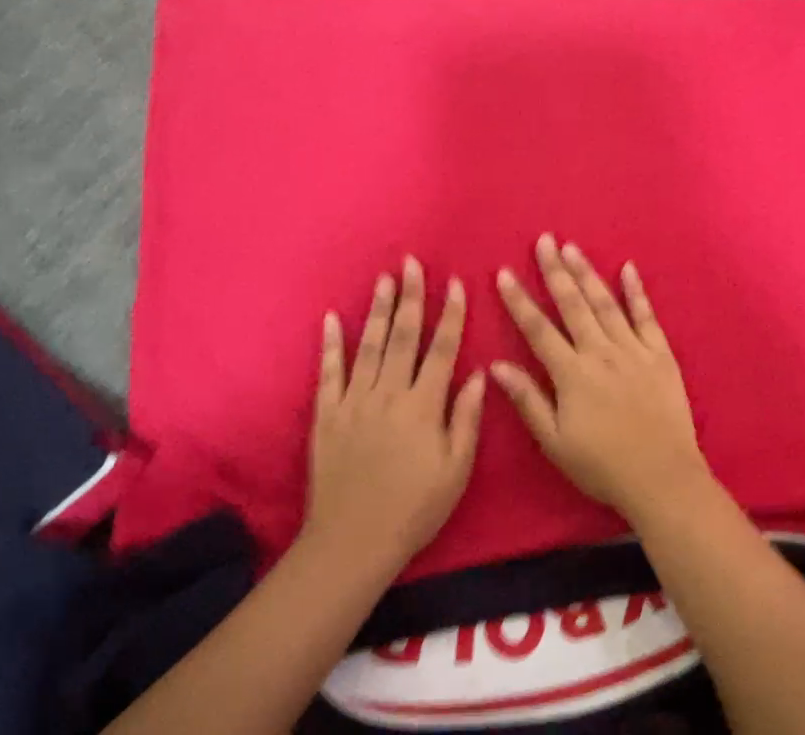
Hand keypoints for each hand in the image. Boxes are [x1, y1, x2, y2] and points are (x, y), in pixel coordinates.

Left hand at [306, 257, 484, 565]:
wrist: (353, 540)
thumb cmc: (414, 509)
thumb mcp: (456, 470)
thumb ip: (466, 419)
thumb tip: (478, 374)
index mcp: (423, 406)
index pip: (441, 350)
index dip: (450, 315)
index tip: (455, 284)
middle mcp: (388, 394)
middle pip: (402, 337)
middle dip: (410, 298)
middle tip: (411, 263)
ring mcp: (353, 402)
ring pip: (368, 347)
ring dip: (377, 311)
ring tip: (383, 280)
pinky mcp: (326, 415)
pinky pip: (328, 372)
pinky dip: (331, 345)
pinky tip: (332, 319)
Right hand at [491, 234, 710, 518]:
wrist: (662, 477)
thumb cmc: (602, 466)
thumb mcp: (555, 442)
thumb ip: (527, 400)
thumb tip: (496, 365)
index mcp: (571, 374)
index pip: (538, 329)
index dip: (519, 300)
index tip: (504, 273)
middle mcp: (601, 353)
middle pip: (573, 304)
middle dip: (555, 270)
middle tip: (544, 240)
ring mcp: (634, 351)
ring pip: (606, 303)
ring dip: (588, 273)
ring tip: (573, 247)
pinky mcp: (661, 356)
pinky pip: (647, 317)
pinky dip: (637, 292)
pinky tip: (628, 269)